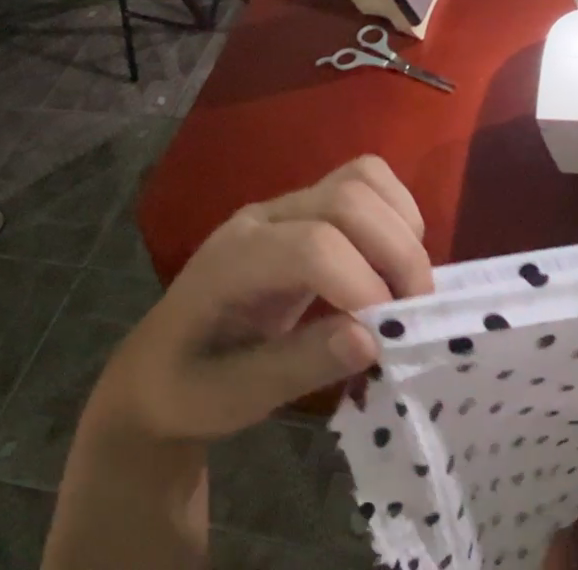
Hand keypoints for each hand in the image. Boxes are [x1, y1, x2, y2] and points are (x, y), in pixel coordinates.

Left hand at [99, 155, 432, 441]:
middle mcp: (262, 218)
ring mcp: (287, 207)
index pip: (312, 245)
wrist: (162, 365)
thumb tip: (372, 338)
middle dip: (396, 252)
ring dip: (402, 226)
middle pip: (347, 197)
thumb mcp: (231, 398)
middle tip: (415, 311)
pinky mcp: (310, 210)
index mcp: (231, 262)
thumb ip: (297, 367)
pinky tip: (394, 266)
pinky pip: (367, 184)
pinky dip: (398, 215)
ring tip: (408, 285)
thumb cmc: (189, 388)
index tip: (384, 336)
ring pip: (362, 178)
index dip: (362, 284)